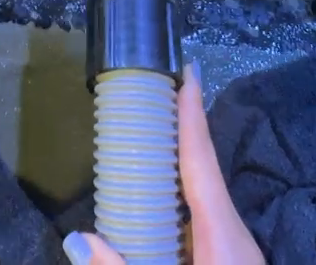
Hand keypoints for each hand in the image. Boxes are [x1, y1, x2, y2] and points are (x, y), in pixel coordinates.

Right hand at [64, 66, 263, 264]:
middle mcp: (235, 236)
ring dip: (183, 165)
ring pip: (206, 199)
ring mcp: (237, 254)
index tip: (187, 70)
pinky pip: (205, 221)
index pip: (202, 161)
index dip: (192, 115)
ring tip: (154, 132)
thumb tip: (79, 239)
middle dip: (184, 131)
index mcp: (224, 237)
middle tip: (158, 91)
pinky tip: (165, 201)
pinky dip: (184, 199)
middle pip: (205, 171)